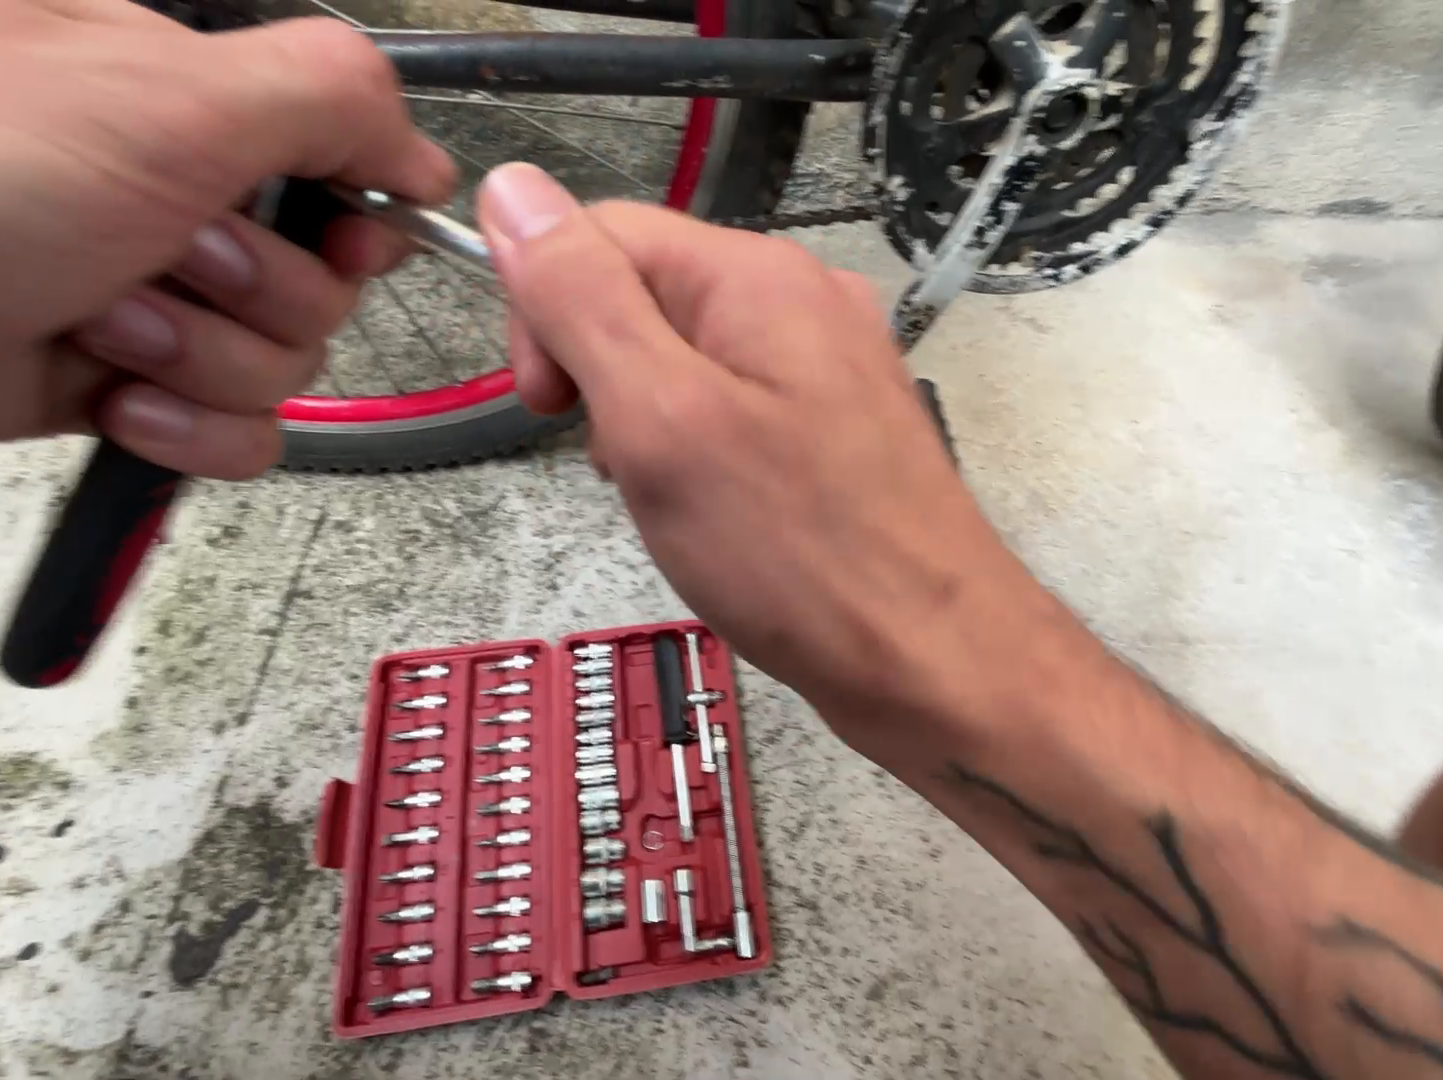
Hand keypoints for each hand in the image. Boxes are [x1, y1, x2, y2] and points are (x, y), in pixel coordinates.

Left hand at [0, 0, 453, 482]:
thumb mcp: (138, 98)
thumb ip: (315, 99)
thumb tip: (421, 151)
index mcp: (183, 107)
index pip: (348, 167)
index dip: (364, 218)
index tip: (338, 241)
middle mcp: (169, 198)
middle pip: (326, 284)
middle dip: (262, 299)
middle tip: (160, 266)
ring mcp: (141, 295)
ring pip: (284, 366)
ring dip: (213, 366)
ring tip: (98, 334)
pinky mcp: (112, 383)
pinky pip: (232, 431)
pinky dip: (193, 432)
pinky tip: (118, 407)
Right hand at [480, 164, 1049, 748]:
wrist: (930, 659)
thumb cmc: (793, 549)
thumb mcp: (660, 417)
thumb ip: (582, 301)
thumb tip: (512, 189)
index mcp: (757, 277)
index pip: (603, 236)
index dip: (547, 311)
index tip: (548, 409)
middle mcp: (802, 303)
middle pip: (647, 298)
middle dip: (604, 378)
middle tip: (623, 467)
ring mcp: (828, 370)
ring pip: (685, 364)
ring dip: (647, 425)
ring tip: (674, 501)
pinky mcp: (836, 431)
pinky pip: (733, 413)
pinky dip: (698, 455)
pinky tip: (715, 513)